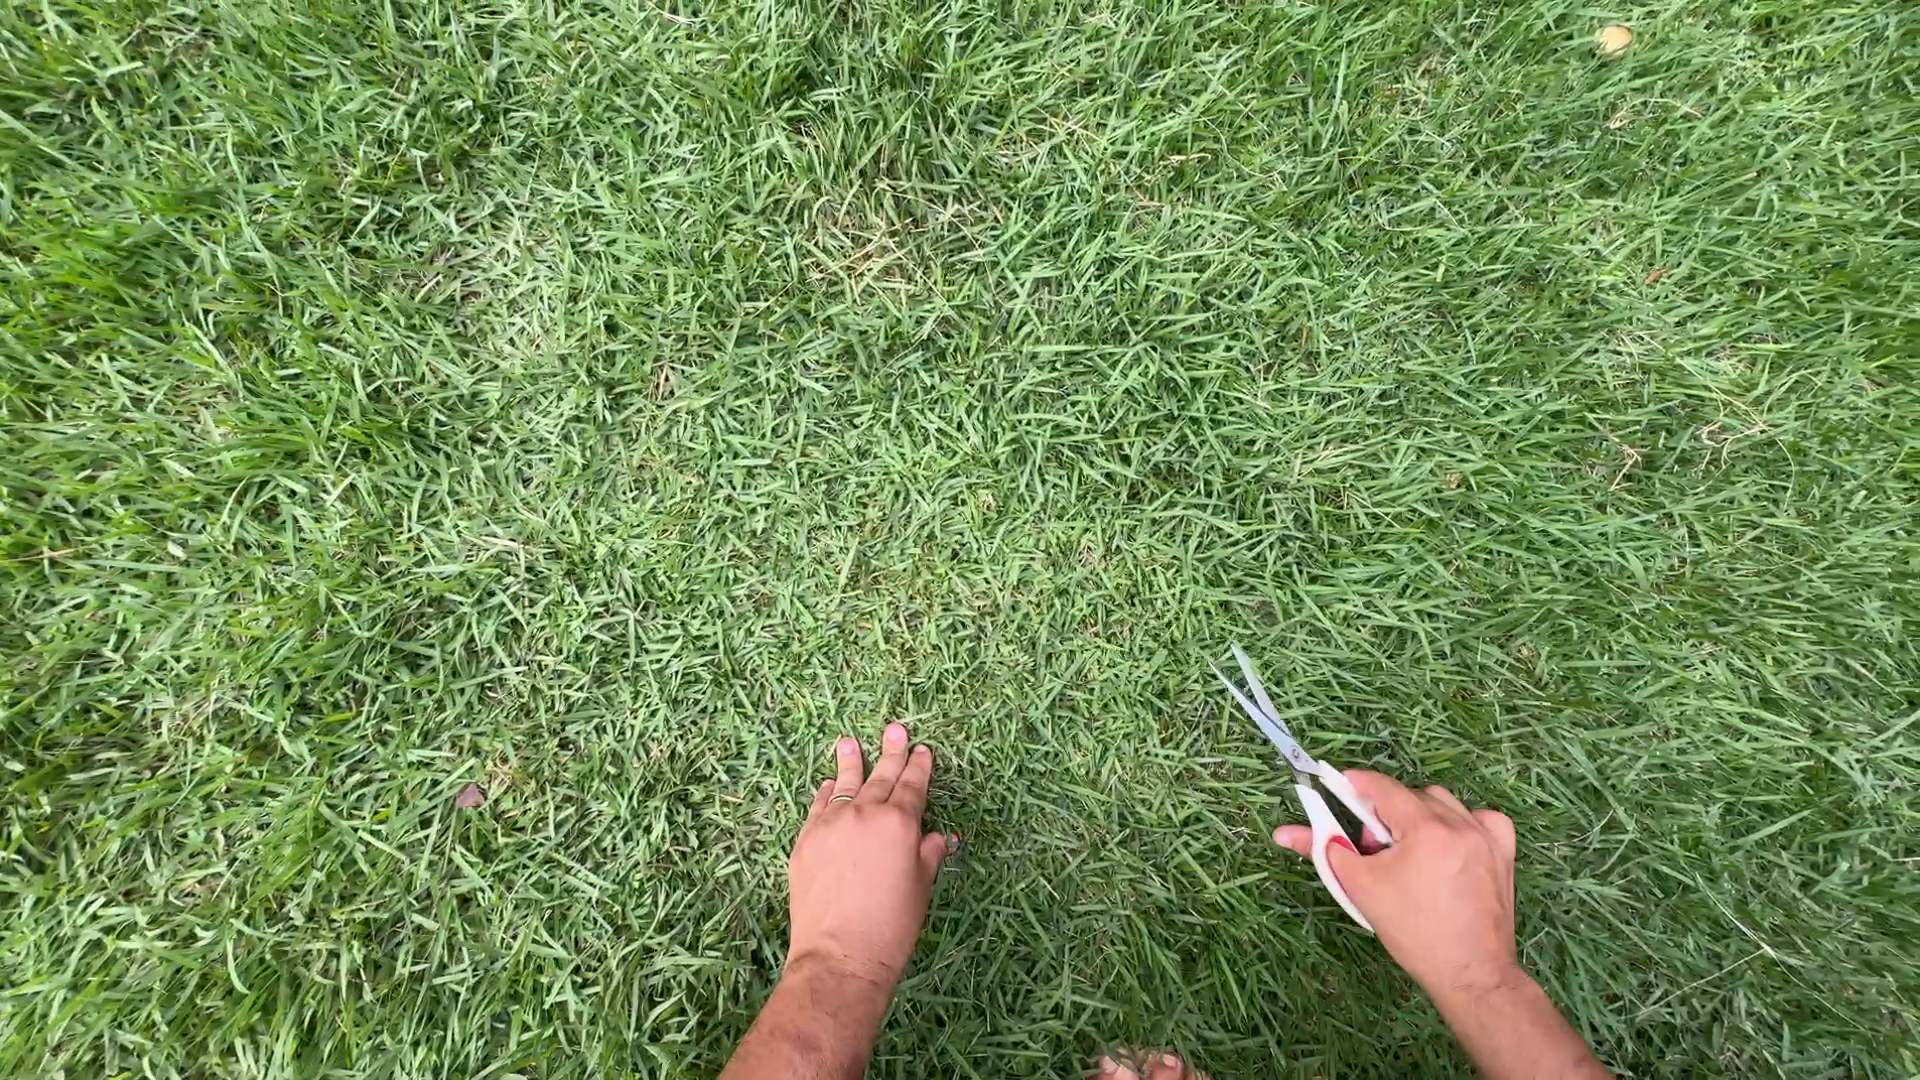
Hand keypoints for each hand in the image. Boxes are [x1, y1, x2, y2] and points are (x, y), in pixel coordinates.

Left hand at [786, 722, 956, 990]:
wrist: (839, 957)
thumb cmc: (892, 927)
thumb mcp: (920, 888)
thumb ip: (927, 854)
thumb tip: (938, 837)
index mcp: (900, 823)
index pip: (912, 786)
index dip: (919, 767)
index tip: (922, 750)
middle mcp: (865, 813)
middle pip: (881, 776)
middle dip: (891, 752)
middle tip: (895, 729)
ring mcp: (832, 823)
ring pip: (844, 783)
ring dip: (850, 761)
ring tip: (849, 741)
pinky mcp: (806, 840)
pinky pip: (819, 806)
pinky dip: (826, 792)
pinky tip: (828, 783)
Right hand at [1274, 771, 1520, 997]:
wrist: (1471, 975)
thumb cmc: (1411, 930)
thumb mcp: (1358, 885)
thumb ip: (1321, 848)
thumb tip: (1282, 832)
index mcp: (1425, 830)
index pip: (1382, 788)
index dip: (1355, 783)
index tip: (1337, 785)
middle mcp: (1459, 826)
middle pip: (1409, 795)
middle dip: (1383, 811)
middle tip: (1371, 844)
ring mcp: (1487, 840)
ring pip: (1442, 802)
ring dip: (1418, 813)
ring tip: (1406, 846)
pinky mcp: (1504, 855)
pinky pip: (1483, 818)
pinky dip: (1462, 822)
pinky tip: (1449, 842)